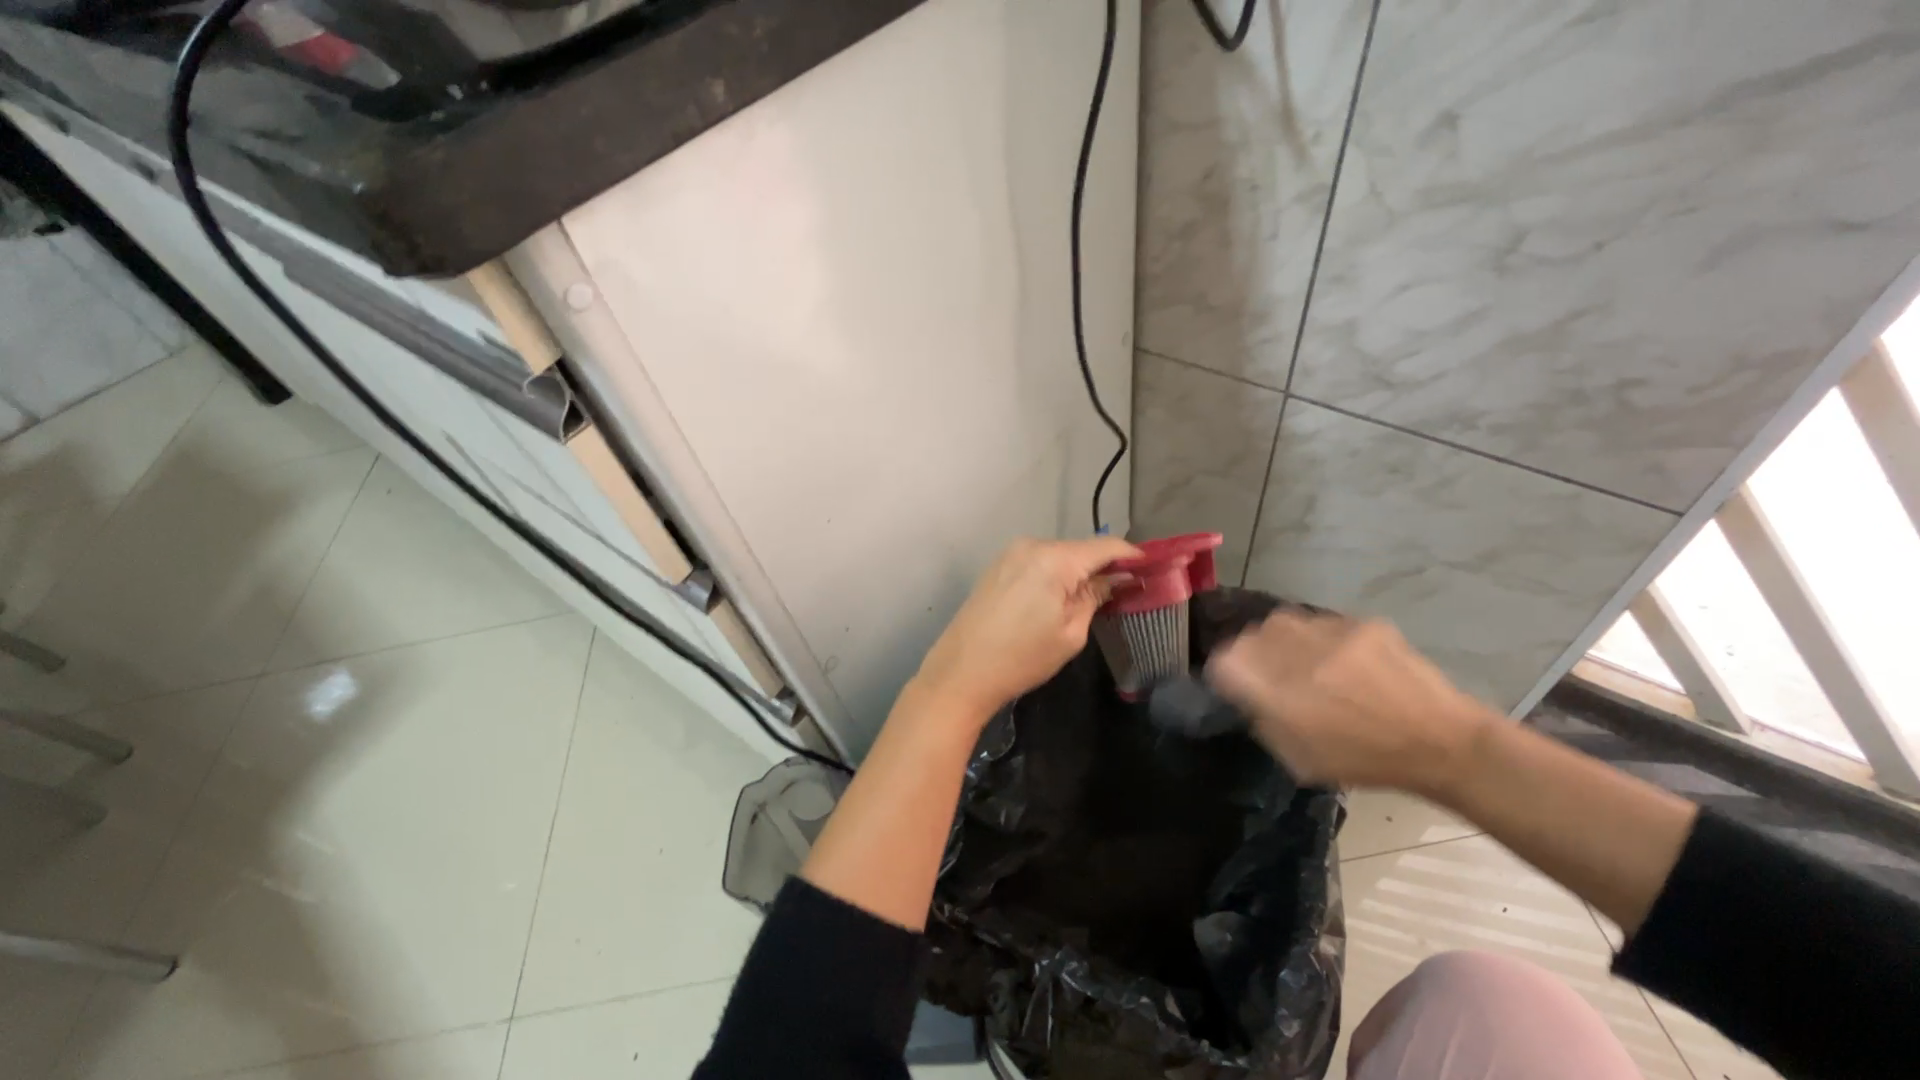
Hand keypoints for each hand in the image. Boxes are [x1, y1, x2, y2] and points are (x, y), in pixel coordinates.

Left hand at [913, 536, 1140, 722]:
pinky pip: (1038, 564)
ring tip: (1097, 598)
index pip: (1106, 546)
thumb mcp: (1071, 632)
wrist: (960, 672)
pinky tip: (1061, 598)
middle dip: (1105, 566)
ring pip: (1059, 557)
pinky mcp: (997, 568)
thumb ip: (1095, 596)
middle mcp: (1031, 546)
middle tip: (1128, 590)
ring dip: (1079, 572)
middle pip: (1081, 549)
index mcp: (1054, 559)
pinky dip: (1055, 576)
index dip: (1133, 557)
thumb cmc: (1022, 657)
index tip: (1154, 570)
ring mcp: (1010, 554)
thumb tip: (1116, 579)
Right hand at [1205, 613, 1494, 793]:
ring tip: (1304, 664)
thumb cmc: (1364, 760)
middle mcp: (1295, 654)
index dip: (1224, 674)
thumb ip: (1263, 720)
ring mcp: (1330, 632)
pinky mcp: (1360, 622)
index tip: (1235, 687)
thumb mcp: (1297, 758)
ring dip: (1284, 642)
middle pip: (1249, 636)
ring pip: (1284, 624)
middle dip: (1252, 653)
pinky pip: (1322, 624)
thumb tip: (1247, 696)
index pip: (1223, 662)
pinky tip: (1340, 661)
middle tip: (1269, 676)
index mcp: (1275, 692)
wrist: (1440, 741)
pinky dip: (1321, 640)